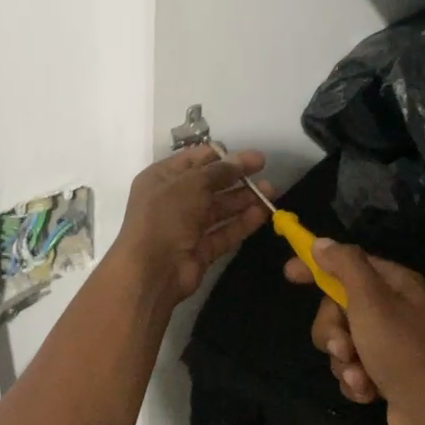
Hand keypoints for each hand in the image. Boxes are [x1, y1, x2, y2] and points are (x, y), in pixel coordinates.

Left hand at [110, 145, 274, 313]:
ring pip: (219, 208)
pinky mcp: (199, 249)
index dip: (220, 155)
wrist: (152, 270)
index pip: (193, 160)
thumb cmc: (166, 216)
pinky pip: (223, 232)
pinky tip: (263, 213)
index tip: (248, 154)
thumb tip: (239, 160)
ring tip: (272, 191)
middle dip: (237, 176)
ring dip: (244, 199)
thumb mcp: (190, 184)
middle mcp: (172, 199)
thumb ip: (218, 171)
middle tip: (265, 169)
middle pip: (209, 183)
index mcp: (161, 178)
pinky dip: (242, 223)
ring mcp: (186, 226)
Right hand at [287, 241, 424, 424]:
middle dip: (333, 330)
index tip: (289, 274)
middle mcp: (395, 310)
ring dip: (344, 360)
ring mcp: (392, 344)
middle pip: (340, 307)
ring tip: (358, 376)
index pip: (349, 263)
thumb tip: (322, 242)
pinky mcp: (388, 374)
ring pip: (343, 341)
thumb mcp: (371, 300)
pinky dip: (355, 380)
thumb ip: (345, 265)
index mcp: (396, 285)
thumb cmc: (403, 351)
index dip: (317, 266)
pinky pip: (353, 368)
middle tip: (341, 347)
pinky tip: (366, 391)